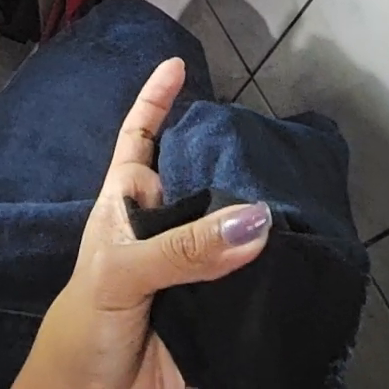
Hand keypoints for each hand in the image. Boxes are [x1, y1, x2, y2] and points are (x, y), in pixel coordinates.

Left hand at [13, 57, 272, 388]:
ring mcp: (192, 264)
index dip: (156, 100)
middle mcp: (163, 224)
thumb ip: (183, 246)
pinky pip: (252, 278)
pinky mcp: (218, 306)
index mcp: (127, 202)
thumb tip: (255, 216)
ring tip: (300, 188)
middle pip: (200, 175)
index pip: (140, 137)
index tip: (178, 65)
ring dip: (258, 211)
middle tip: (274, 139)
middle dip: (231, 155)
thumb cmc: (85, 323)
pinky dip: (274, 265)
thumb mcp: (122, 272)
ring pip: (230, 224)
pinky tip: (303, 247)